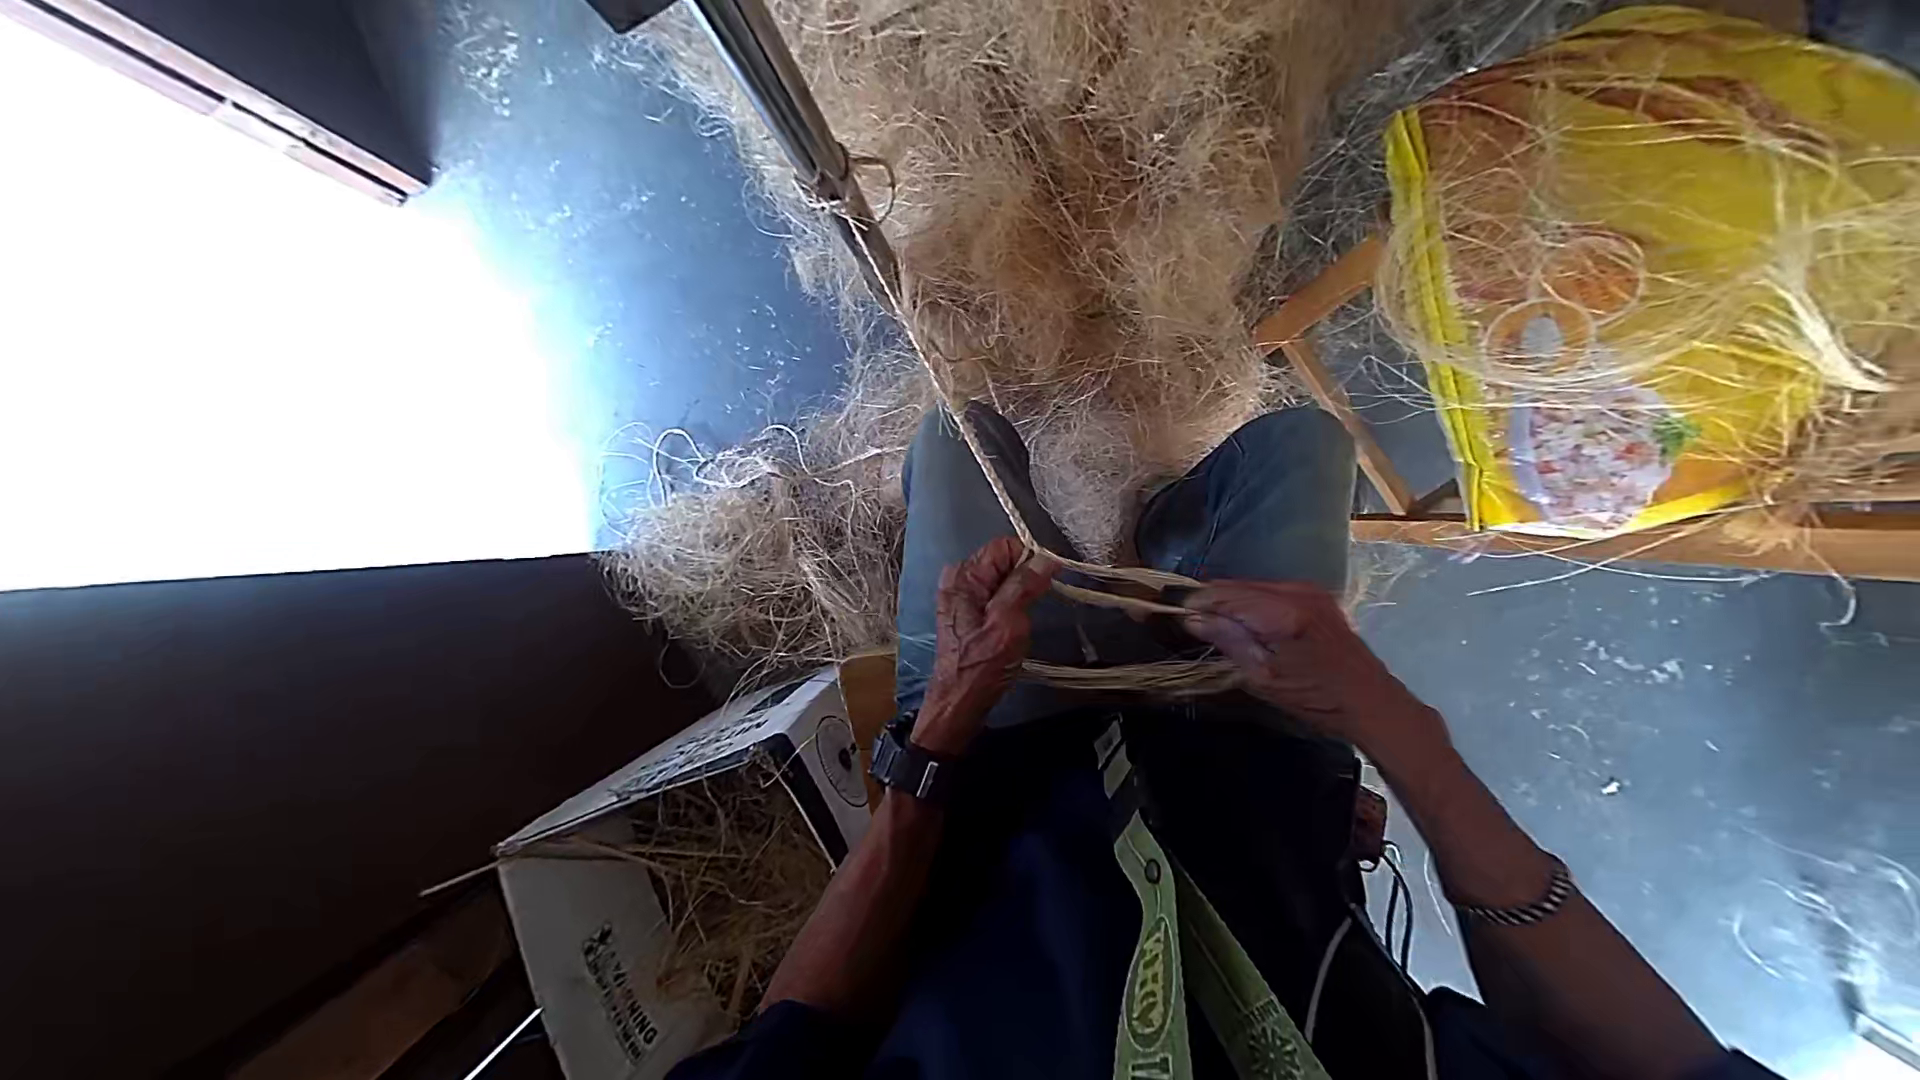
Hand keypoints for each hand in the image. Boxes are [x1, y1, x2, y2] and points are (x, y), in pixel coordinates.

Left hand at [915, 536, 1056, 755]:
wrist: (960, 701)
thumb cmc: (983, 664)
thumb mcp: (1008, 622)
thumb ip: (1024, 585)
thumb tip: (1046, 557)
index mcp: (964, 576)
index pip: (1003, 546)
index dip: (1028, 558)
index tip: (1045, 581)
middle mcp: (958, 578)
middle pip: (1002, 560)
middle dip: (1023, 577)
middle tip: (1033, 605)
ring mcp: (960, 595)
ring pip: (1001, 579)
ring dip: (1018, 593)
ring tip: (1021, 619)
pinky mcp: (966, 611)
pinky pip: (994, 594)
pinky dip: (1009, 603)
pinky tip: (1012, 624)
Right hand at [1181, 580, 1447, 766]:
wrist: (1374, 703)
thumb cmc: (1318, 699)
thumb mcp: (1264, 677)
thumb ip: (1228, 640)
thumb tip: (1189, 617)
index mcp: (1284, 611)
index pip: (1222, 595)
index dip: (1189, 600)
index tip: (1159, 607)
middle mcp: (1295, 590)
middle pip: (1233, 585)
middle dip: (1204, 599)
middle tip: (1178, 618)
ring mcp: (1306, 590)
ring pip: (1246, 585)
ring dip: (1222, 600)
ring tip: (1202, 621)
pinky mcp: (1312, 595)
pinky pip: (1264, 590)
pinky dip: (1243, 601)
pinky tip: (1234, 619)